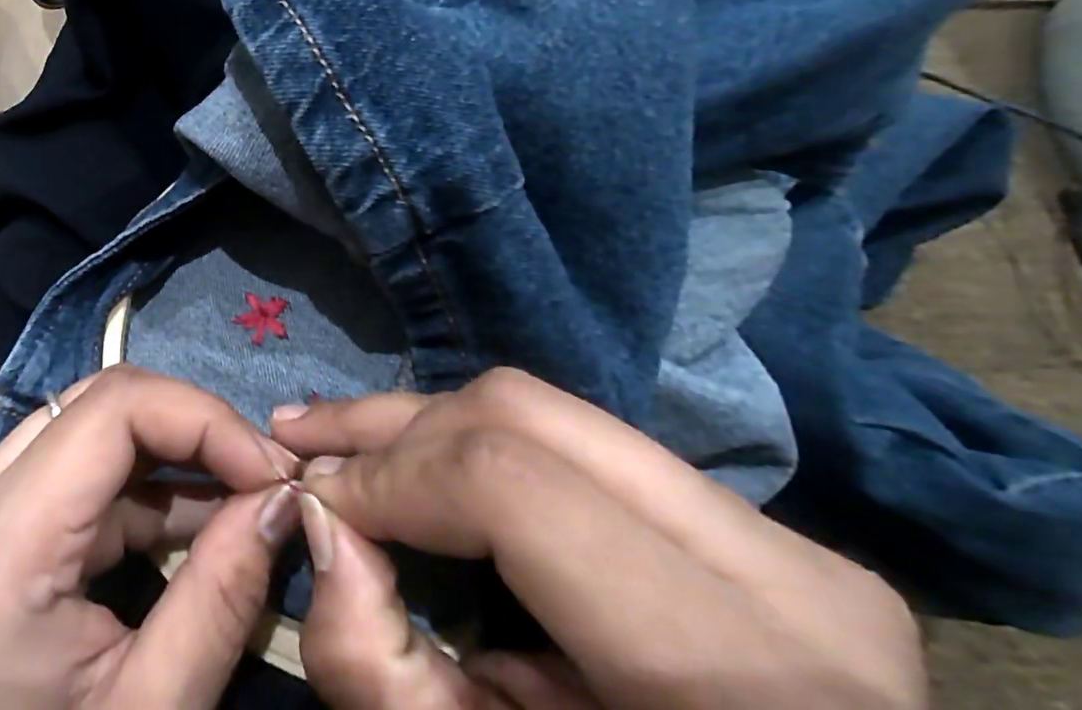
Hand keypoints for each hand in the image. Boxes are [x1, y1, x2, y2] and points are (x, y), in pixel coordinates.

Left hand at [0, 366, 301, 708]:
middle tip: (269, 478)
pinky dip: (155, 480)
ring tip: (253, 494)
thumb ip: (218, 598)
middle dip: (199, 425)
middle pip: (107, 401)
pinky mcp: (3, 512)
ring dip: (182, 448)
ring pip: (101, 421)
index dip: (206, 419)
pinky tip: (208, 516)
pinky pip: (90, 463)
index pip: (116, 406)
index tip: (273, 471)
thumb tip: (283, 500)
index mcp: (3, 534)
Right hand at [269, 368, 925, 709]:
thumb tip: (322, 522)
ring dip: (428, 423)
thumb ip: (383, 668)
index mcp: (738, 671)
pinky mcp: (755, 527)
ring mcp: (778, 534)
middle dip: (393, 423)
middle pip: (524, 414)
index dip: (392, 476)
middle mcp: (777, 569)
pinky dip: (480, 444)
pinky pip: (578, 442)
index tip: (317, 498)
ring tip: (345, 441)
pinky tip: (425, 464)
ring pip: (548, 409)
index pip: (514, 485)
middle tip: (303, 438)